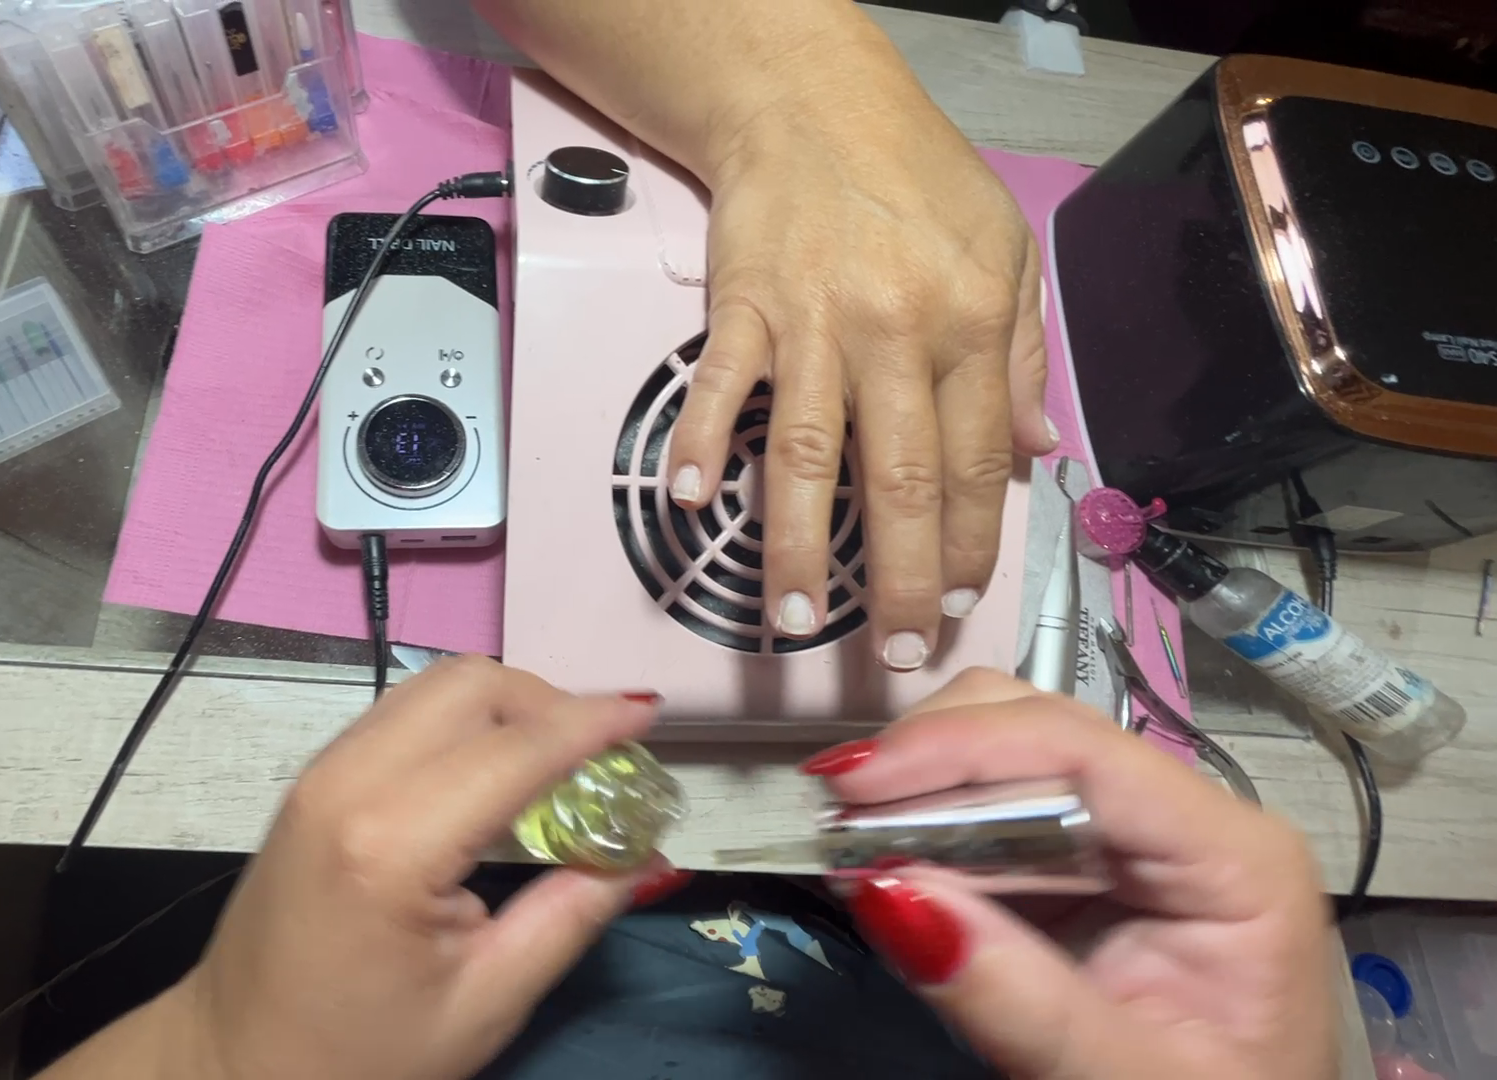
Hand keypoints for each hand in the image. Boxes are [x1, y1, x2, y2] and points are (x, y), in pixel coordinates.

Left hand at [177, 658, 679, 1079]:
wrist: (231, 1062)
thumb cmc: (359, 1056)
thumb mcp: (484, 1003)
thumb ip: (571, 914)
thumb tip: (641, 852)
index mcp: (393, 843)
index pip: (514, 749)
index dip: (590, 723)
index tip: (646, 712)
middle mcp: (352, 777)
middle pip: (472, 683)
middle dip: (548, 702)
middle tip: (594, 758)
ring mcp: (327, 764)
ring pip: (440, 683)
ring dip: (509, 704)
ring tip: (552, 762)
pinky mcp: (321, 768)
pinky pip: (411, 707)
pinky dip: (467, 717)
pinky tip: (492, 768)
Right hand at [667, 77, 1056, 668]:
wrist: (813, 110)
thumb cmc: (911, 179)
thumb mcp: (1004, 252)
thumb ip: (1019, 357)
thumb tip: (1040, 448)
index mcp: (966, 324)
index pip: (976, 461)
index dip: (965, 545)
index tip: (950, 607)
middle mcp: (893, 334)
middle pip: (898, 478)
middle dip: (895, 577)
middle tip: (890, 651)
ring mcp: (810, 323)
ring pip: (807, 452)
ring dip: (797, 542)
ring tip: (794, 616)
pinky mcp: (741, 310)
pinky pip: (719, 385)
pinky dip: (699, 441)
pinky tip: (687, 499)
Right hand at [799, 669, 1334, 1078]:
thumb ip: (1020, 1003)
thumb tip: (887, 891)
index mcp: (1226, 854)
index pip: (1077, 749)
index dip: (953, 746)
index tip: (851, 782)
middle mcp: (1170, 805)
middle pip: (1022, 718)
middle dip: (919, 755)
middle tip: (840, 815)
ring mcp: (1114, 809)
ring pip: (987, 731)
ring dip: (906, 771)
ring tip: (853, 831)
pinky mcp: (1060, 825)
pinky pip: (972, 775)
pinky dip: (912, 795)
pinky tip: (881, 836)